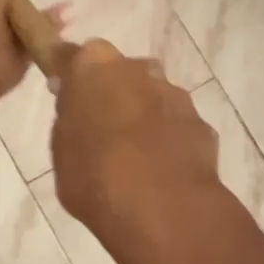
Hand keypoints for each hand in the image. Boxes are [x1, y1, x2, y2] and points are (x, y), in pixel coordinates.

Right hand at [50, 39, 230, 263]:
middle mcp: (139, 69)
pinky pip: (176, 125)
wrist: (161, 208)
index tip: (64, 93)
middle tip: (99, 129)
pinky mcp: (201, 123)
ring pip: (153, 96)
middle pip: (120, 72)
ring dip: (143, 115)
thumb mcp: (62, 150)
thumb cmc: (94, 176)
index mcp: (94, 67)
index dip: (69, 74)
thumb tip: (77, 106)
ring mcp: (175, 95)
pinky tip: (161, 170)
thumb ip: (70, 119)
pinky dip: (169, 139)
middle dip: (111, 92)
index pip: (73, 55)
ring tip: (133, 157)